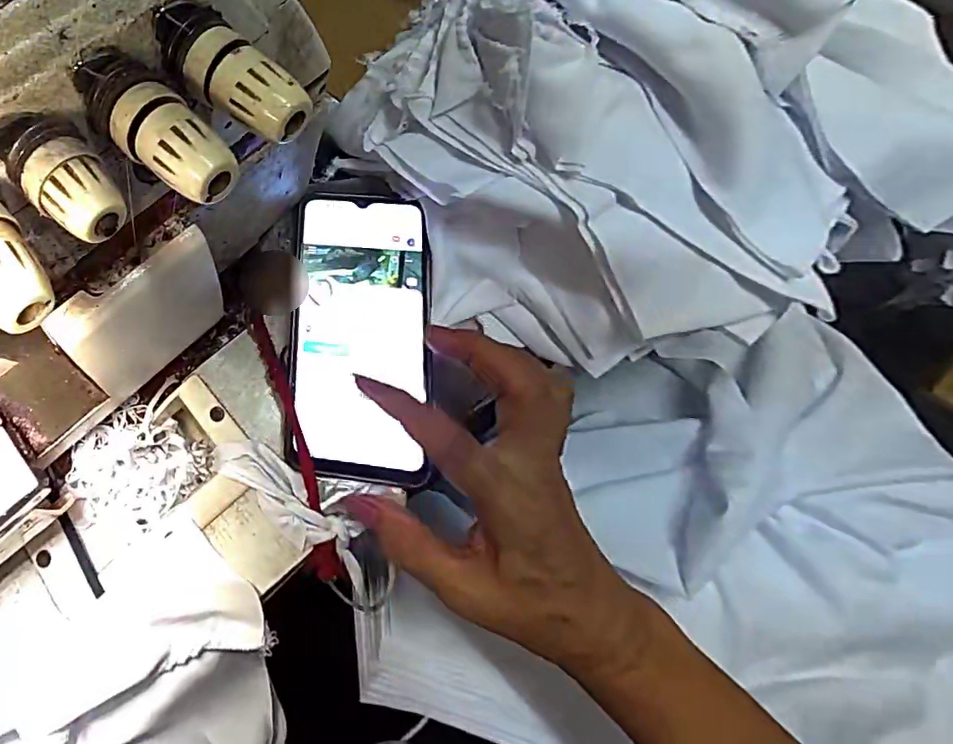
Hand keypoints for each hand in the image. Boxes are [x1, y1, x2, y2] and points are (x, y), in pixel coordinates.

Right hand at [345, 326, 654, 679]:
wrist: (592, 616)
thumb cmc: (531, 605)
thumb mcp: (464, 590)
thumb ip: (409, 544)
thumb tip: (361, 499)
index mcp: (509, 495)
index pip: (453, 440)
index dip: (405, 407)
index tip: (367, 381)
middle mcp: (533, 462)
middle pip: (525, 385)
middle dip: (478, 349)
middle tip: (429, 335)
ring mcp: (545, 451)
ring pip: (540, 380)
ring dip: (495, 351)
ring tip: (448, 341)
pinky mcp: (545, 448)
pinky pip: (540, 390)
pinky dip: (509, 365)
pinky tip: (476, 366)